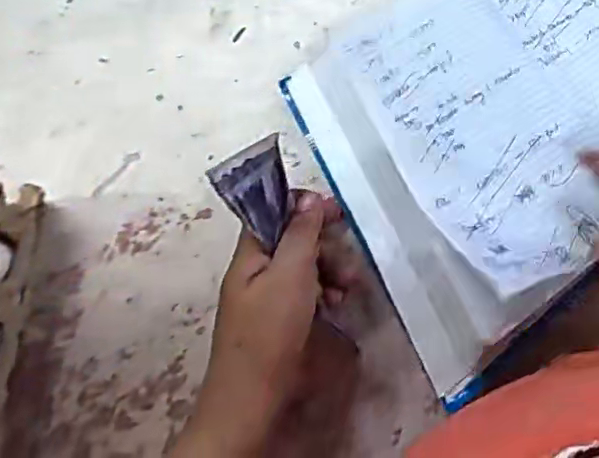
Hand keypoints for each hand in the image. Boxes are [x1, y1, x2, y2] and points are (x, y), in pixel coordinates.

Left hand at [174, 192, 360, 457]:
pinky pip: (307, 288)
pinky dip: (326, 289)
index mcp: (250, 256)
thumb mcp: (291, 272)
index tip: (335, 211)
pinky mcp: (281, 316)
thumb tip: (310, 198)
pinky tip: (337, 301)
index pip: (272, 212)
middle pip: (294, 238)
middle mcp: (256, 271)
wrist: (252, 400)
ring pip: (305, 263)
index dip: (303, 205)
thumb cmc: (270, 330)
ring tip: (348, 284)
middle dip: (325, 241)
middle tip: (348, 250)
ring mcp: (268, 295)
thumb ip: (302, 232)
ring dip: (331, 266)